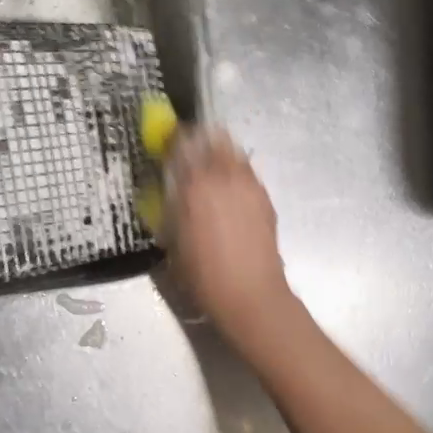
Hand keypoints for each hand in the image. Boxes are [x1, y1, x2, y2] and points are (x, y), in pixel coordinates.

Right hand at [165, 127, 293, 335]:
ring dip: (221, 151)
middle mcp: (223, 177)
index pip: (182, 144)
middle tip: (191, 148)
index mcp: (194, 185)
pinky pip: (247, 172)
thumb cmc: (203, 274)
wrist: (250, 293)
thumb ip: (171, 206)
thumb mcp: (173, 240)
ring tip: (212, 166)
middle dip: (201, 139)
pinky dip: (236, 171)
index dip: (174, 138)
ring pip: (234, 151)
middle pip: (213, 138)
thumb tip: (170, 188)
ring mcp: (248, 185)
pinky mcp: (265, 197)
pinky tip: (230, 189)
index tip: (167, 140)